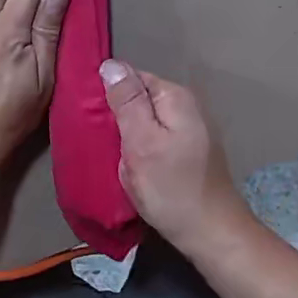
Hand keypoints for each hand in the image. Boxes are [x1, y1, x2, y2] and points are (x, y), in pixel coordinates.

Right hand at [100, 61, 254, 249]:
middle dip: (114, 114)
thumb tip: (110, 64)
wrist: (210, 233)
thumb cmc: (171, 189)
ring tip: (104, 149)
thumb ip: (126, 102)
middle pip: (137, 98)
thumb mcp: (141, 142)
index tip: (87, 114)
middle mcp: (184, 107)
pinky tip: (125, 161)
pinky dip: (136, 147)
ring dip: (123, 133)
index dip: (107, 92)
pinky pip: (151, 138)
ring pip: (142, 120)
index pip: (130, 77)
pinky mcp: (184, 151)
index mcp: (174, 97)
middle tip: (92, 135)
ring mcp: (186, 130)